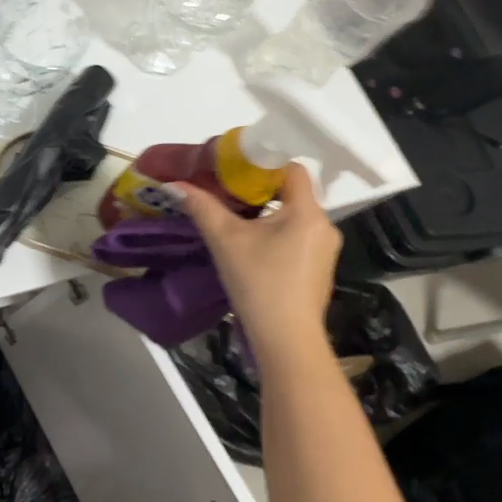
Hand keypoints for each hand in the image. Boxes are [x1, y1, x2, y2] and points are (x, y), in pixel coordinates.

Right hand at [172, 165, 340, 354]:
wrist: (285, 337)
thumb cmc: (259, 281)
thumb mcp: (224, 239)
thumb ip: (202, 207)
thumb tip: (175, 184)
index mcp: (307, 212)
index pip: (291, 169)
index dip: (263, 164)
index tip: (234, 170)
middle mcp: (324, 225)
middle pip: (292, 193)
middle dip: (259, 191)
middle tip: (226, 194)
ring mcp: (325, 249)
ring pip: (294, 217)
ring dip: (266, 214)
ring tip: (235, 221)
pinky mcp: (318, 269)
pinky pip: (297, 237)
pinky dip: (276, 234)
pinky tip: (252, 248)